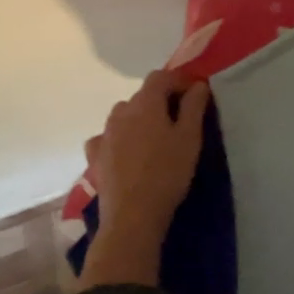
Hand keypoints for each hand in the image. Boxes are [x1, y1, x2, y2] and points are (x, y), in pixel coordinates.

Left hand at [78, 70, 210, 288]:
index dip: (179, 80)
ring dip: (140, 118)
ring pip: (124, 115)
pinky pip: (107, 137)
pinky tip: (127, 151)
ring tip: (155, 136)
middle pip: (142, 95)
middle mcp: (120, 112)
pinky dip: (119, 138)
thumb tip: (198, 84)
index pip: (161, 76)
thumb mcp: (190, 137)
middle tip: (180, 119)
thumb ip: (194, 106)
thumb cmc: (167, 172)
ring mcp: (104, 135)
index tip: (195, 95)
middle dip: (161, 100)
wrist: (132, 216)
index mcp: (145, 103)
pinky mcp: (95, 157)